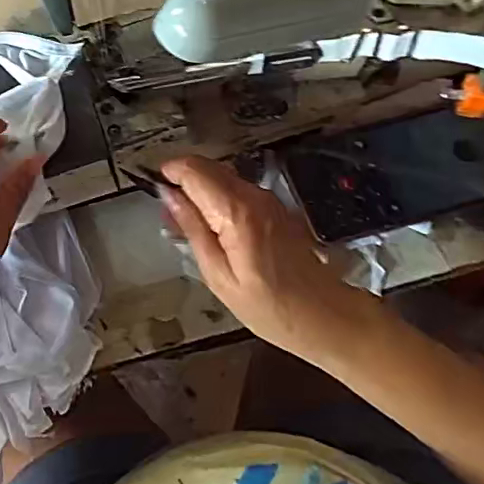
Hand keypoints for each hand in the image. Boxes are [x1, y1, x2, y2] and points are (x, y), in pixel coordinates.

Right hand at [159, 155, 373, 353]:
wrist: (330, 318)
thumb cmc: (272, 308)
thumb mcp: (218, 276)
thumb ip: (192, 229)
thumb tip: (169, 197)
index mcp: (237, 213)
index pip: (193, 170)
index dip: (169, 172)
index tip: (154, 185)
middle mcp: (254, 196)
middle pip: (207, 166)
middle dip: (182, 180)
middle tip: (168, 211)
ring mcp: (268, 199)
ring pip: (221, 175)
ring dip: (200, 188)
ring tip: (188, 223)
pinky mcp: (276, 207)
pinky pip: (237, 189)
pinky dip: (218, 197)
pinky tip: (214, 227)